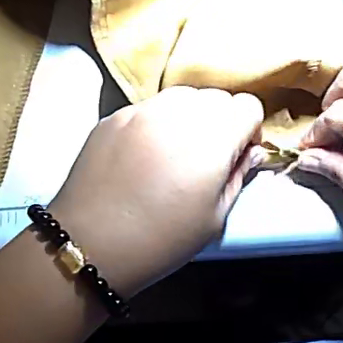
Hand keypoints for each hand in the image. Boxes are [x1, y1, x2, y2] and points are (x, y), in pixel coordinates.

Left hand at [47, 86, 264, 293]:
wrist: (92, 244)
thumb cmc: (162, 240)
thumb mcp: (215, 217)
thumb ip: (239, 176)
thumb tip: (250, 153)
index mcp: (212, 138)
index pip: (248, 107)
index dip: (249, 131)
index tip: (238, 156)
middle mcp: (178, 113)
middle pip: (216, 98)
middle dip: (221, 123)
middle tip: (208, 160)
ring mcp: (142, 111)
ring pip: (182, 98)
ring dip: (190, 118)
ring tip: (177, 155)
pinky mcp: (114, 117)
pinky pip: (150, 108)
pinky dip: (158, 124)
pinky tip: (147, 158)